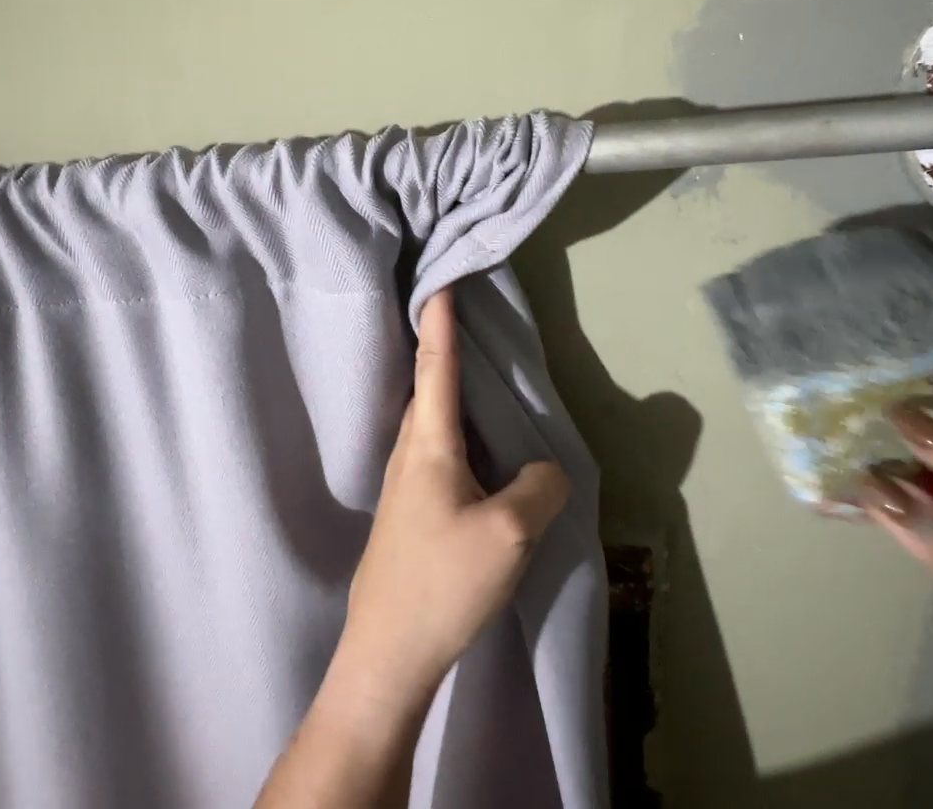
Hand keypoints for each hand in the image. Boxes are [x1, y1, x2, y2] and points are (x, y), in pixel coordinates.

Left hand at [329, 288, 571, 715]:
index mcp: (428, 444)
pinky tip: (477, 446)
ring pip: (430, 420)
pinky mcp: (410, 513)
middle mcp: (409, 454)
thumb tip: (544, 471)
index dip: (440, 320)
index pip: (435, 365)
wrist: (389, 653)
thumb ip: (540, 487)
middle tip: (459, 313)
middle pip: (427, 386)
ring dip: (446, 387)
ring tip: (475, 372)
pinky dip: (455, 428)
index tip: (438, 279)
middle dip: (440, 344)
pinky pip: (437, 450)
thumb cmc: (443, 583)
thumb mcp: (511, 533)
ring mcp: (405, 485)